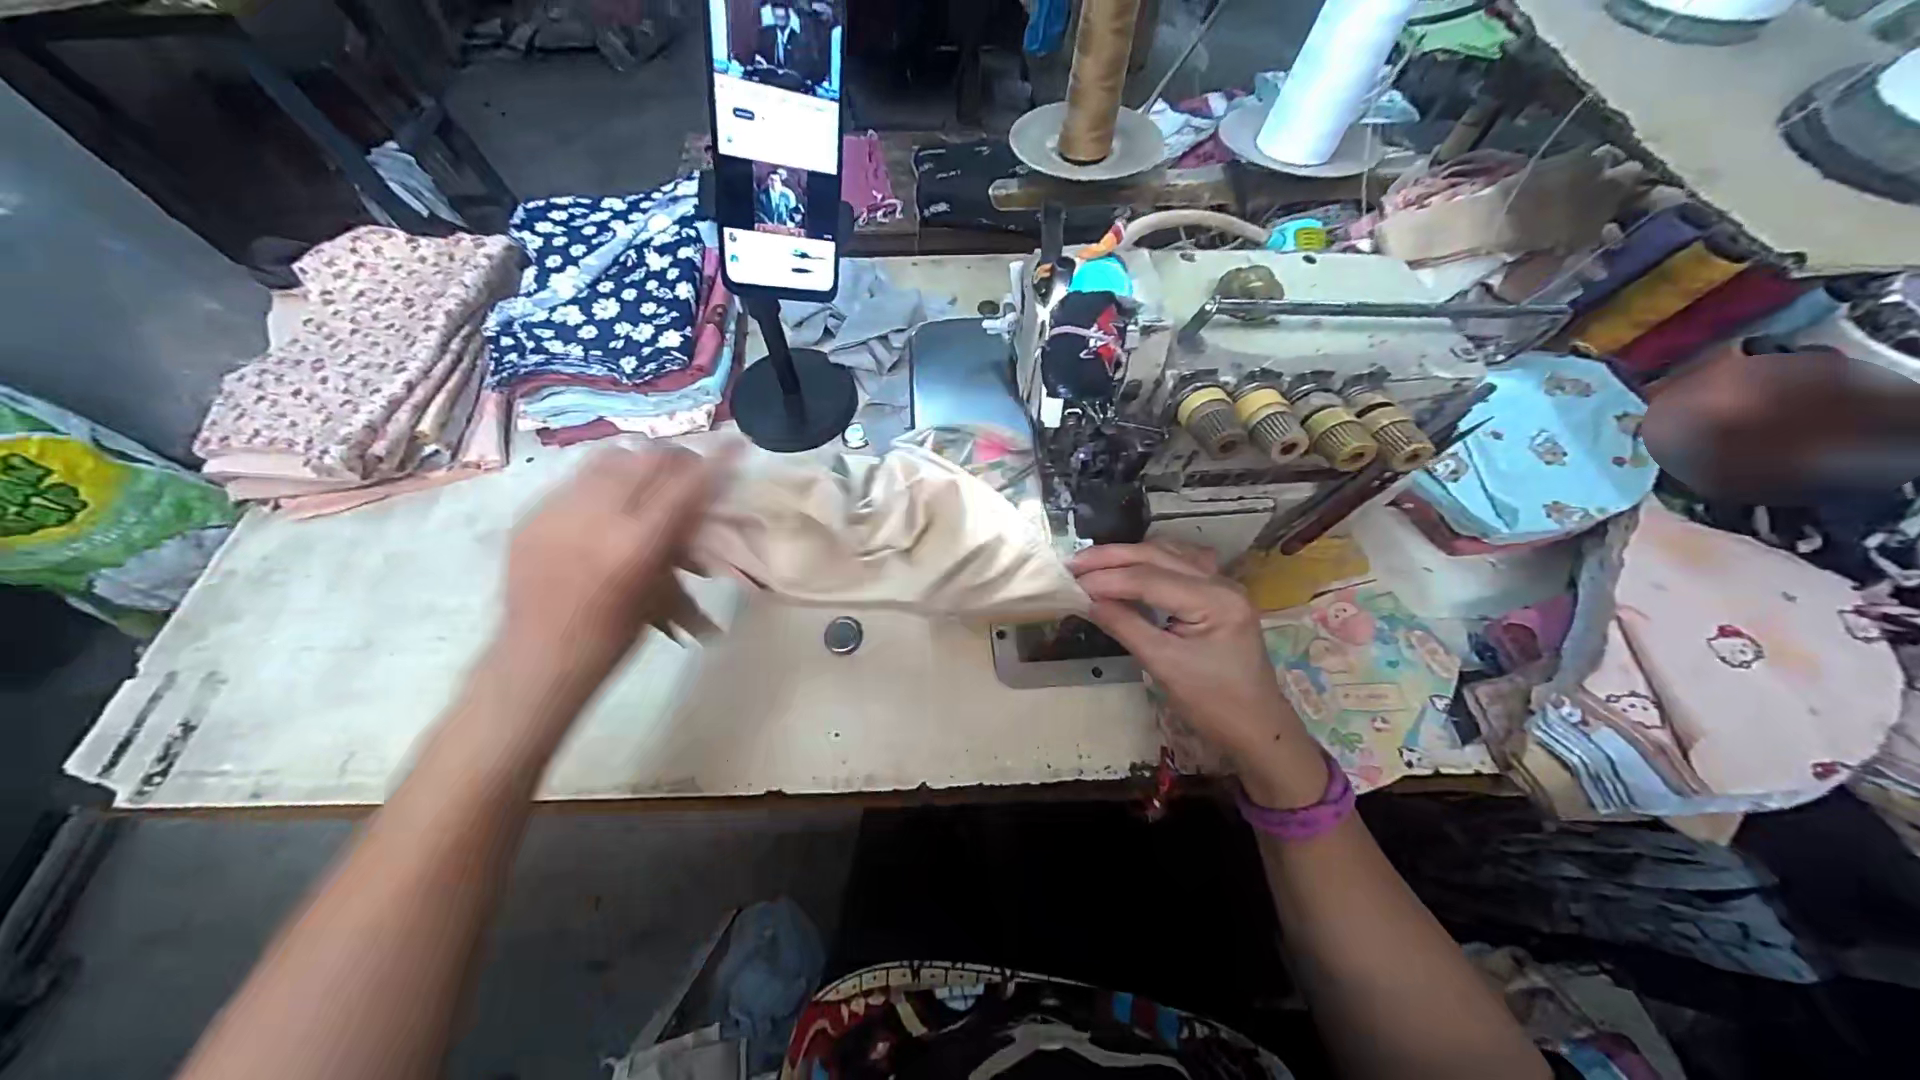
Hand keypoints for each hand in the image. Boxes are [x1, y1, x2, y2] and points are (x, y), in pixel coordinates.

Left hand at [497, 445, 718, 691]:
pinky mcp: (532, 513)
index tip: (735, 444)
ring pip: (610, 457)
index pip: (686, 484)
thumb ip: (680, 544)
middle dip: (678, 458)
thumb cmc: (614, 637)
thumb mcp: (661, 591)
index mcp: (636, 544)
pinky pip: (577, 478)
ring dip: (640, 463)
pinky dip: (604, 482)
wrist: (539, 659)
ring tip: (648, 482)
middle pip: (649, 457)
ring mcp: (558, 510)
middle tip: (690, 471)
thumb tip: (705, 511)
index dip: (716, 461)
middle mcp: (597, 516)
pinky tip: (608, 505)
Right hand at [1068, 542, 1328, 806]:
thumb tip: (1087, 600)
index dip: (1106, 578)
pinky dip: (1149, 562)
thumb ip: (1124, 625)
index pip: (1149, 579)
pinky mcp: (1217, 594)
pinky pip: (1179, 564)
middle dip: (1113, 558)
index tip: (1070, 582)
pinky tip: (1128, 568)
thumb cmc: (1212, 703)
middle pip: (1158, 557)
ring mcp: (1222, 585)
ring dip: (1129, 556)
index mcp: (1215, 600)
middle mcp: (1222, 582)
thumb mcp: (1163, 665)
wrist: (1256, 726)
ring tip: (1093, 564)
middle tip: (1073, 564)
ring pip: (1168, 554)